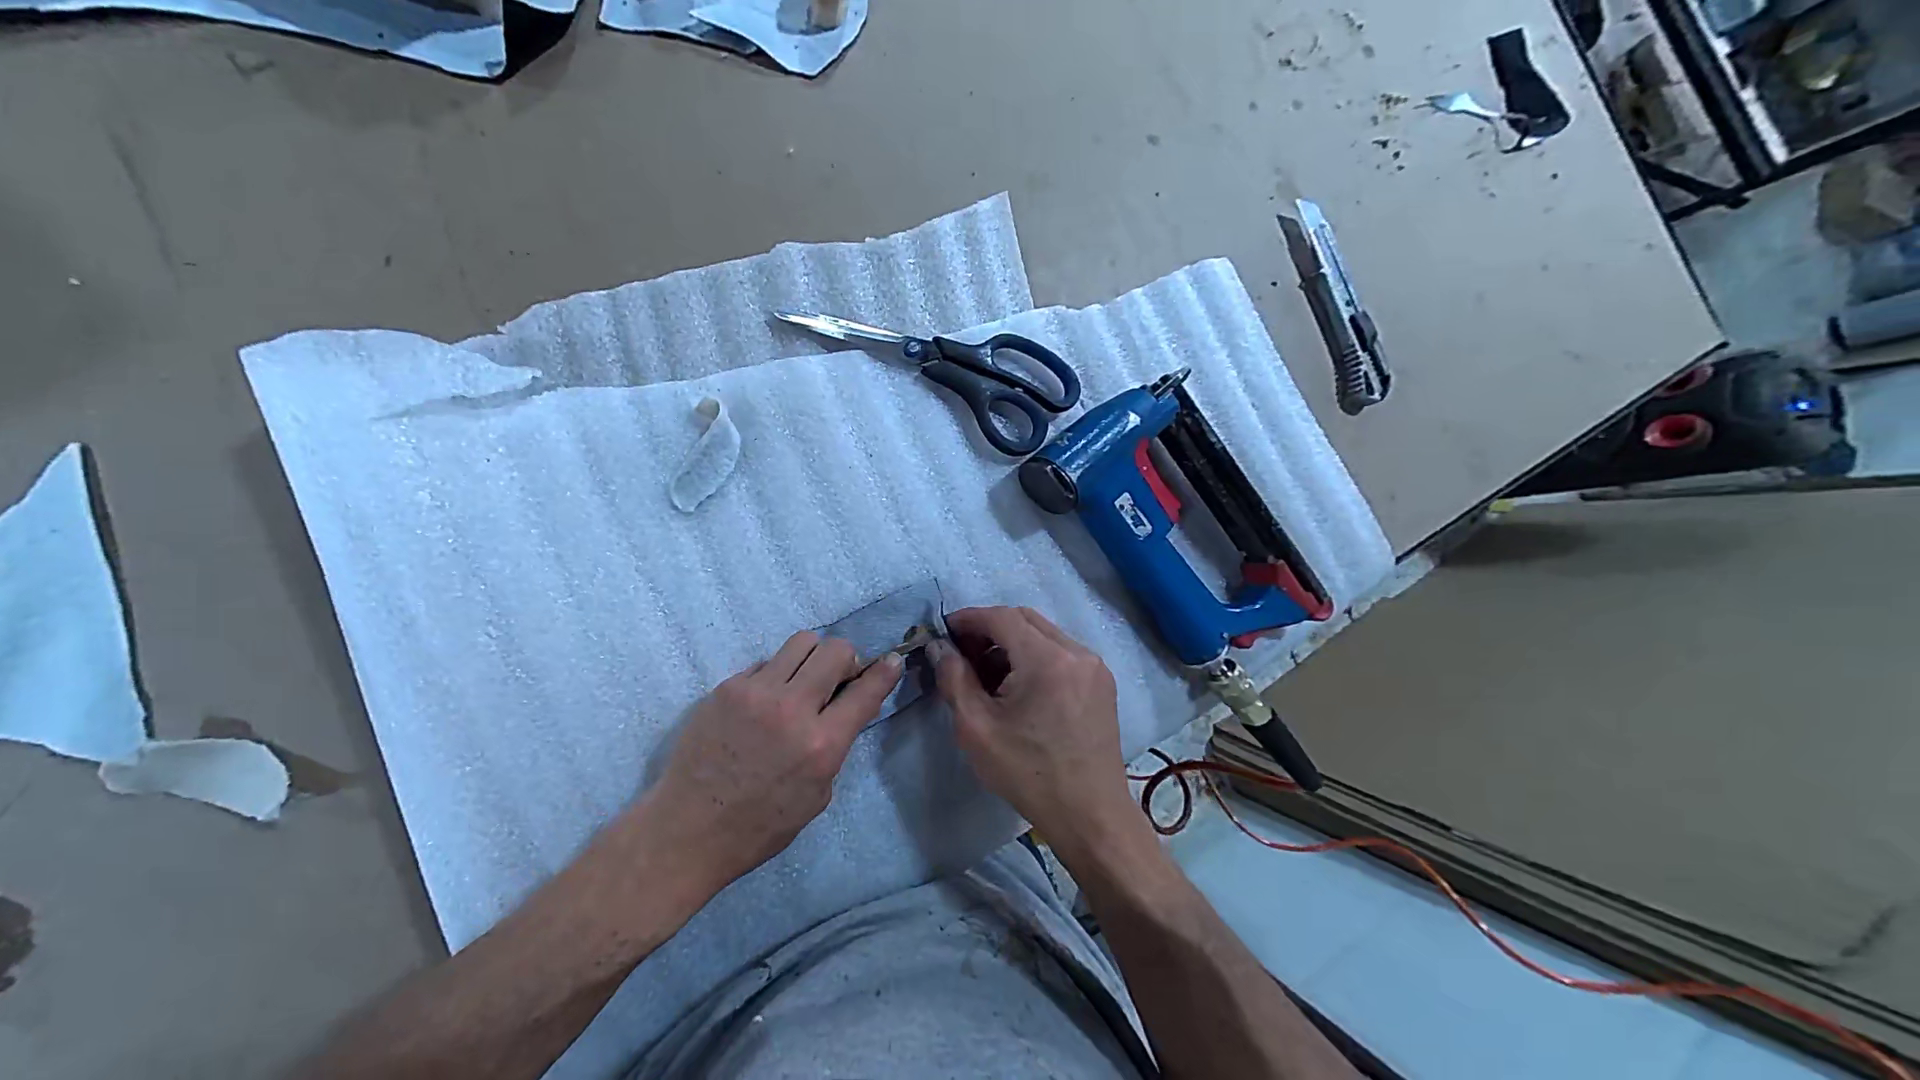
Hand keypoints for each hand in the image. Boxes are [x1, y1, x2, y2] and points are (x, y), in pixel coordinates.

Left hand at [640, 631, 902, 896]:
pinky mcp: (727, 687)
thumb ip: (835, 745)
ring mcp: (756, 693)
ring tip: (803, 681)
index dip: (886, 671)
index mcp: (821, 744)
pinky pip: (766, 663)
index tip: (892, 660)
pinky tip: (764, 703)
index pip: (866, 691)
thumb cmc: (760, 825)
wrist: (688, 828)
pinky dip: (776, 676)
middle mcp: (792, 709)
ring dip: (813, 658)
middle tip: (838, 679)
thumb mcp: (817, 794)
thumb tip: (846, 707)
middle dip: (847, 659)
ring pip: (802, 642)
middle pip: (836, 650)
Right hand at [932, 607, 1133, 846]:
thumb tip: (940, 648)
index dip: (969, 619)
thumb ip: (954, 679)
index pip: (1002, 617)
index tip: (945, 633)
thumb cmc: (1028, 774)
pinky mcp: (1101, 683)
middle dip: (990, 629)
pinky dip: (1035, 657)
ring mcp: (1094, 667)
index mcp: (1048, 660)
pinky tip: (1017, 687)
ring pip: (1045, 634)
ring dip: (1012, 643)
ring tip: (987, 674)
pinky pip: (1062, 653)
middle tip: (962, 654)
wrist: (1089, 815)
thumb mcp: (977, 728)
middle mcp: (1077, 653)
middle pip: (1025, 619)